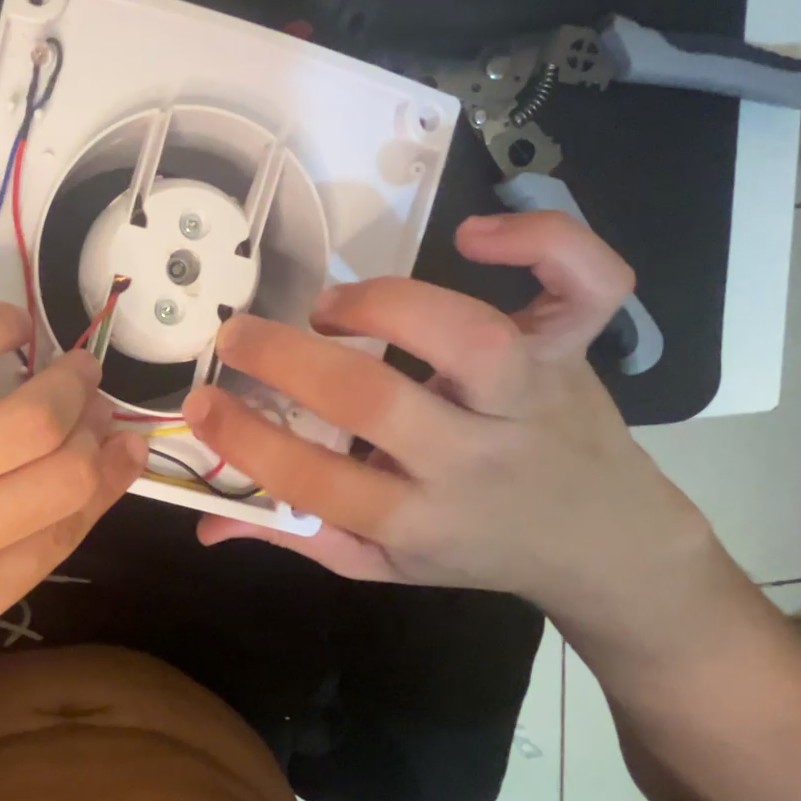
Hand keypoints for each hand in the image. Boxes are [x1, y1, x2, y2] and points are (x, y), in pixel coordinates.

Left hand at [0, 303, 145, 654]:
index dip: (108, 478)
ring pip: (25, 418)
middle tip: (91, 397)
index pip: (67, 527)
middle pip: (63, 472)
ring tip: (65, 364)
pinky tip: (8, 326)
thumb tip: (78, 480)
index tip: (121, 444)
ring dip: (64, 379)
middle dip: (96, 425)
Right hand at [186, 212, 713, 625]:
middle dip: (286, 359)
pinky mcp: (574, 354)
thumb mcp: (377, 564)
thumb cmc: (470, 550)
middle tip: (237, 334)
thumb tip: (206, 523)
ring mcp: (530, 400)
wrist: (603, 547)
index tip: (197, 404)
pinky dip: (543, 242)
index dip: (242, 438)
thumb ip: (295, 534)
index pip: (313, 479)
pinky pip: (590, 285)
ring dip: (383, 306)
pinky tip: (475, 235)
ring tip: (332, 307)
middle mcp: (471, 459)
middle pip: (375, 400)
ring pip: (468, 336)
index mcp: (414, 518)